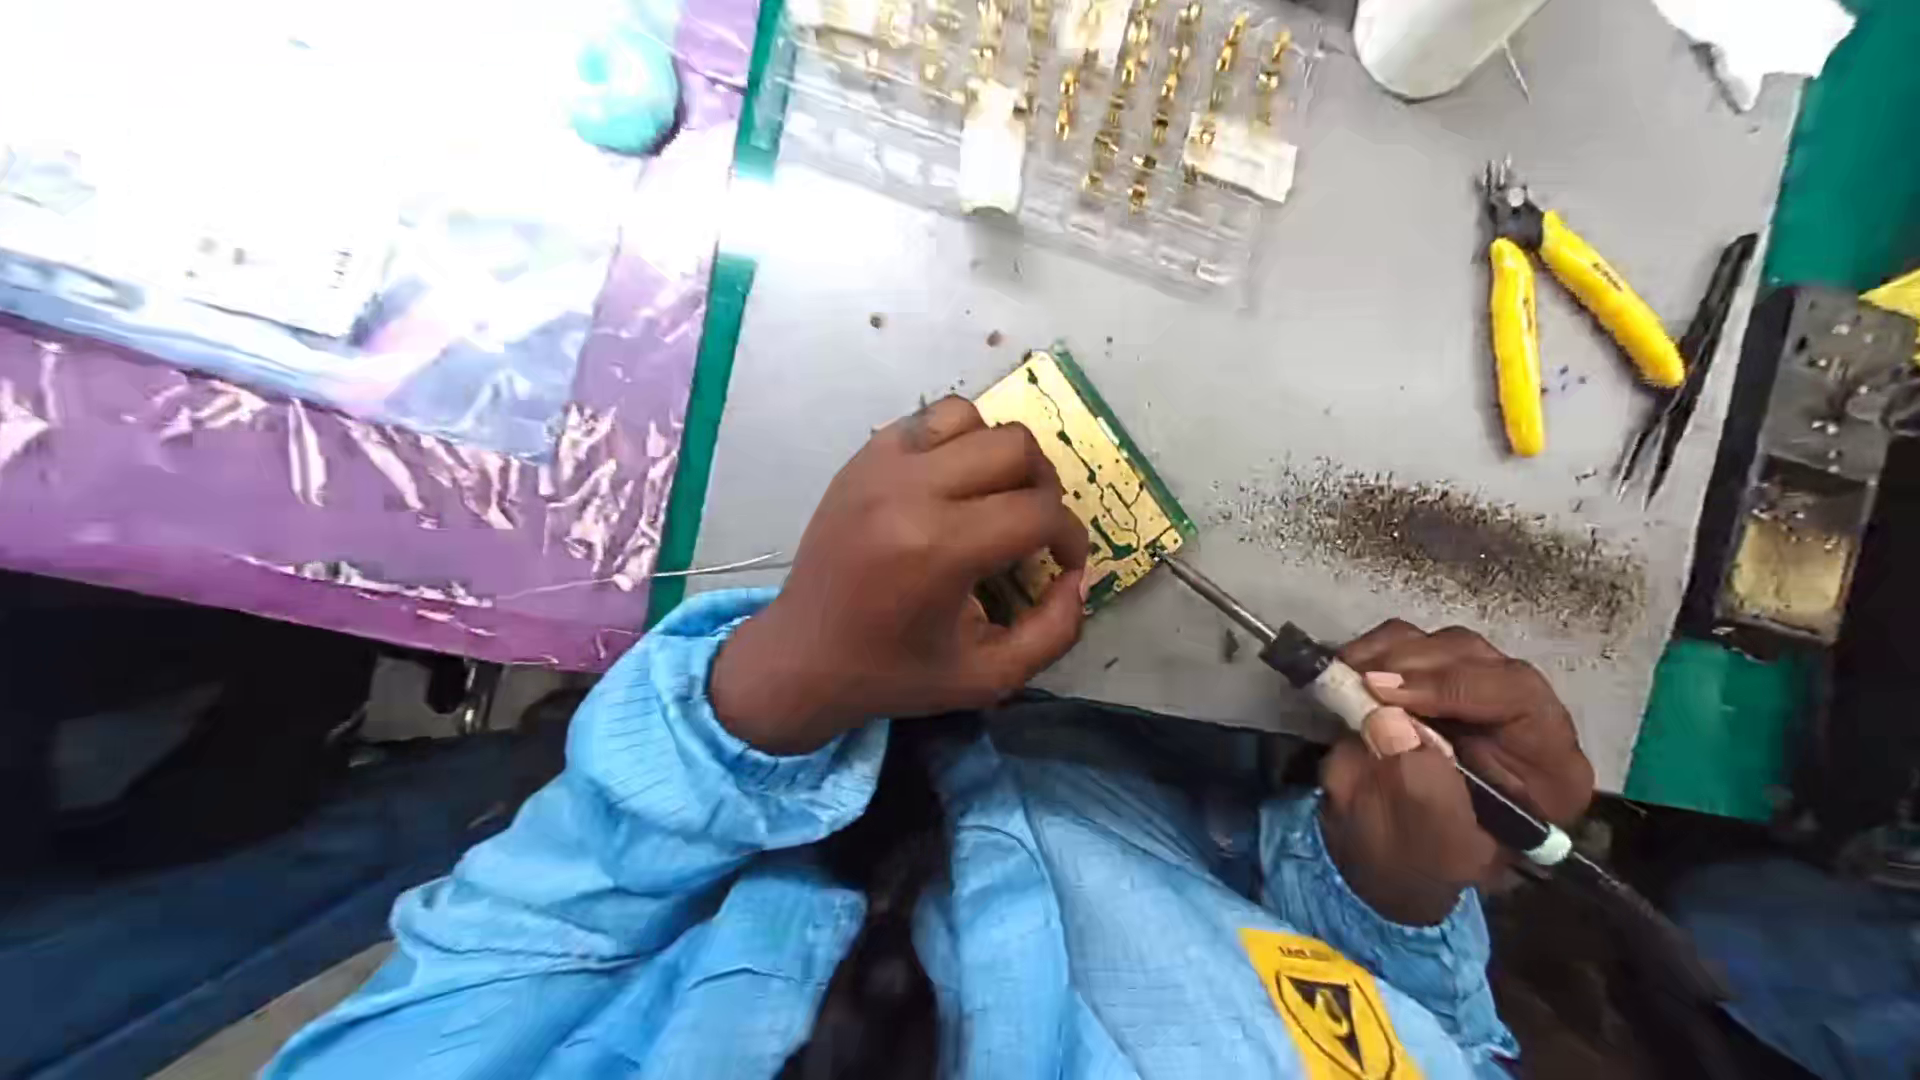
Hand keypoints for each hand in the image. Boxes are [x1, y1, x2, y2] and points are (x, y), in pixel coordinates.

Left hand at [711, 397, 1089, 753]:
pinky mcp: (863, 457)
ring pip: (974, 419)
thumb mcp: (987, 678)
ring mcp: (880, 465)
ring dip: (1001, 456)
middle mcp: (910, 490)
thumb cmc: (893, 672)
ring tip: (995, 498)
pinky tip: (953, 483)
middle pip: (1016, 448)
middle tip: (1035, 529)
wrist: (802, 656)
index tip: (1063, 562)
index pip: (1039, 511)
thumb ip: (1053, 633)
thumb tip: (1078, 577)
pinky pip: (930, 419)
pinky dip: (958, 441)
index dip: (1069, 537)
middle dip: (1046, 488)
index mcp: (939, 548)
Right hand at [1317, 620, 1593, 924]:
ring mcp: (1464, 692)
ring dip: (1388, 654)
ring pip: (1439, 642)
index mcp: (1542, 765)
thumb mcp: (1430, 846)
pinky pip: (1399, 641)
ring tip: (1349, 678)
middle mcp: (1513, 718)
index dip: (1453, 685)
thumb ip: (1422, 790)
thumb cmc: (1417, 858)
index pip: (1518, 696)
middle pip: (1479, 658)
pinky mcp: (1419, 679)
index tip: (1386, 693)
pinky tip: (1345, 673)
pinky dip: (1367, 650)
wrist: (1376, 850)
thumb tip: (1389, 722)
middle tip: (1361, 681)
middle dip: (1415, 664)